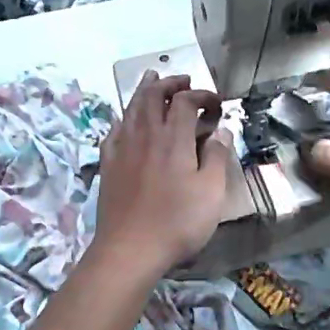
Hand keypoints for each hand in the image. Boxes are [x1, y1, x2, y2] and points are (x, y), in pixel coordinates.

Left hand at [92, 71, 231, 277]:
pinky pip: (114, 131)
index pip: (186, 102)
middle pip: (153, 96)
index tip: (217, 104)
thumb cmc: (178, 222)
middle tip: (183, 79)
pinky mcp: (108, 165)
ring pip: (131, 109)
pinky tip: (125, 120)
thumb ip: (216, 157)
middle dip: (169, 83)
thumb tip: (221, 131)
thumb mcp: (211, 192)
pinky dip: (123, 117)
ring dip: (144, 91)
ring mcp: (122, 149)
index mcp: (173, 139)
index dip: (202, 95)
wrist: (130, 250)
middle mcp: (145, 136)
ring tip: (152, 80)